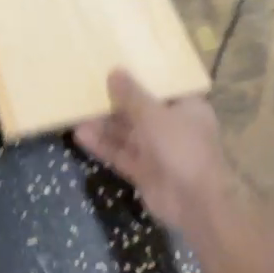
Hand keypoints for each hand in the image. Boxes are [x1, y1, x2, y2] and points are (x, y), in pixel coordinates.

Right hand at [73, 69, 235, 234]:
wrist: (195, 204)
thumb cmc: (181, 147)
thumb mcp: (153, 115)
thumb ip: (131, 95)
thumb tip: (115, 71)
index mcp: (187, 108)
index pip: (162, 89)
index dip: (140, 79)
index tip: (115, 68)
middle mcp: (174, 127)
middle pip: (141, 112)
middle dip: (115, 104)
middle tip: (87, 91)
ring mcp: (159, 152)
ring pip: (128, 134)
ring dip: (105, 126)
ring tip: (77, 115)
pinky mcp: (146, 172)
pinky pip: (122, 154)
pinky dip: (104, 146)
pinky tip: (81, 136)